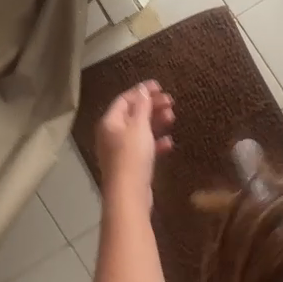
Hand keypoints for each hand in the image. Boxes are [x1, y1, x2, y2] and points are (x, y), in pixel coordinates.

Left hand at [95, 80, 173, 210]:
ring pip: (140, 130)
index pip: (125, 99)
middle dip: (152, 106)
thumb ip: (142, 106)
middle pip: (133, 114)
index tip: (160, 87)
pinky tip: (169, 142)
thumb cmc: (132, 155)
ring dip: (156, 122)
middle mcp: (112, 135)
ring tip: (172, 117)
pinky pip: (144, 148)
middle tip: (170, 101)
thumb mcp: (139, 126)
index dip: (142, 91)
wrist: (129, 194)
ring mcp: (121, 151)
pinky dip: (156, 142)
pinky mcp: (131, 165)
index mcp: (110, 122)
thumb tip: (142, 89)